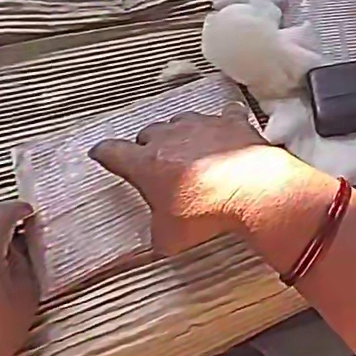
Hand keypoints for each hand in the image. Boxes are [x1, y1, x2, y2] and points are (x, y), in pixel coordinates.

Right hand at [89, 111, 315, 254]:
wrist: (252, 188)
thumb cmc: (207, 210)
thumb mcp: (169, 236)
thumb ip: (156, 233)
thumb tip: (157, 243)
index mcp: (146, 163)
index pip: (112, 151)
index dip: (105, 152)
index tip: (103, 153)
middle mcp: (171, 137)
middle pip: (150, 132)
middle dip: (149, 144)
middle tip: (155, 159)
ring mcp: (203, 125)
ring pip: (183, 120)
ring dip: (183, 131)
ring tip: (188, 144)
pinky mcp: (233, 122)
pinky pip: (226, 113)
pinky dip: (226, 118)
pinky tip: (229, 123)